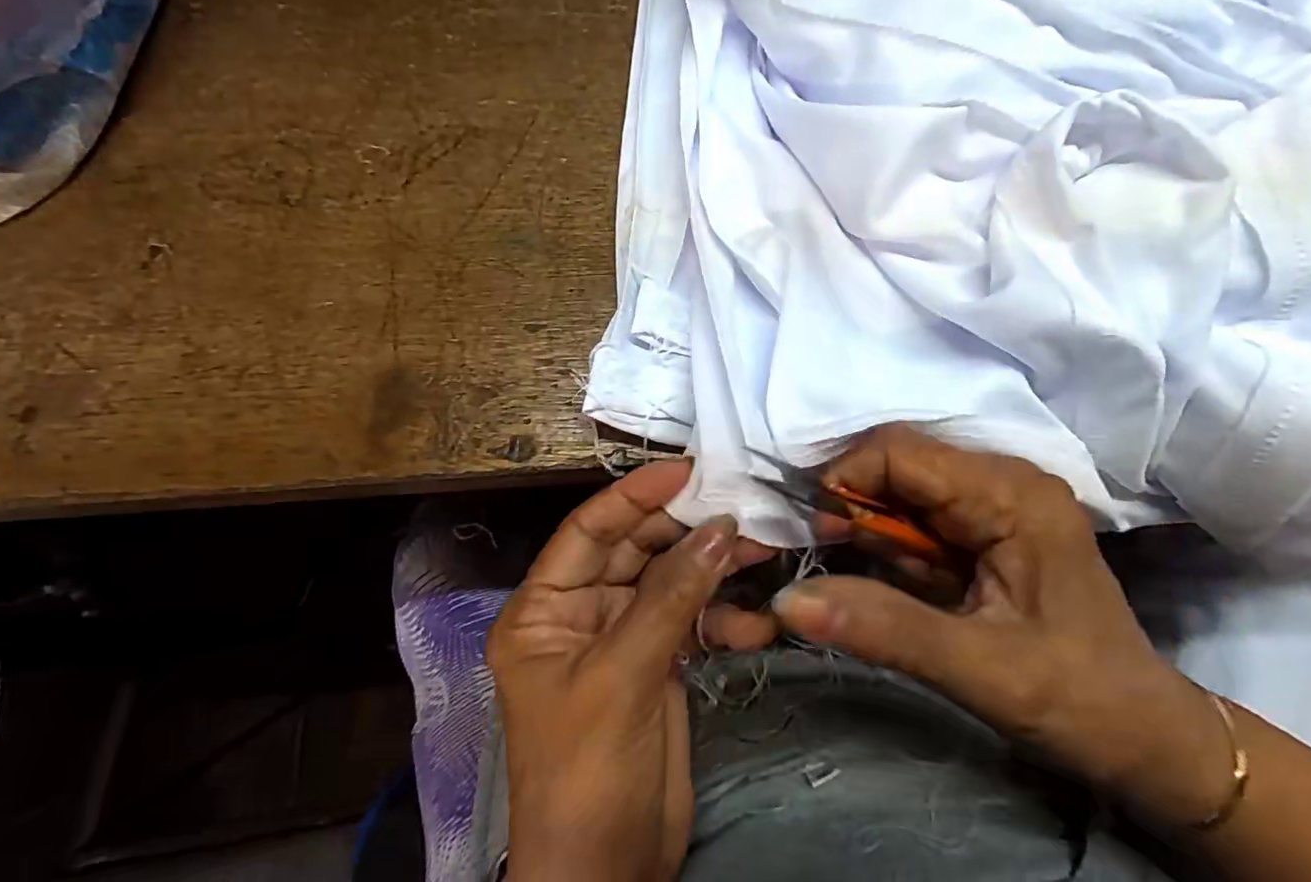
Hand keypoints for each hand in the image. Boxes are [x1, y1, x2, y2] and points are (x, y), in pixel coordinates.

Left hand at [489, 461, 776, 881]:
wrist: (608, 870)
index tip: (689, 469)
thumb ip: (672, 596)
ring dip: (717, 569)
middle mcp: (583, 612)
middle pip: (640, 549)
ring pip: (674, 580)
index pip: (590, 530)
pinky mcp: (661, 661)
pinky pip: (696, 619)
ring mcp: (626, 636)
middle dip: (690, 530)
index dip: (636, 494)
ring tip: (764, 553)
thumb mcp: (623, 675)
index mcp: (546, 609)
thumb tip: (720, 526)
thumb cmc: (588, 769)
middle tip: (745, 510)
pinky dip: (726, 618)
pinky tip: (758, 625)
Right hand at [772, 425, 1234, 826]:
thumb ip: (884, 627)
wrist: (1144, 736)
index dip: (847, 482)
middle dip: (861, 512)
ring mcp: (1000, 502)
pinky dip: (901, 551)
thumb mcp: (980, 670)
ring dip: (881, 536)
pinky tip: (921, 590)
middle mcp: (1005, 480)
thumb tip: (789, 600)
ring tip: (906, 592)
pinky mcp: (991, 528)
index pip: (900, 451)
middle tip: (846, 570)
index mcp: (1011, 494)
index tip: (822, 539)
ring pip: (906, 492)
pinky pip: (923, 520)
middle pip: (901, 465)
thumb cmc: (1079, 700)